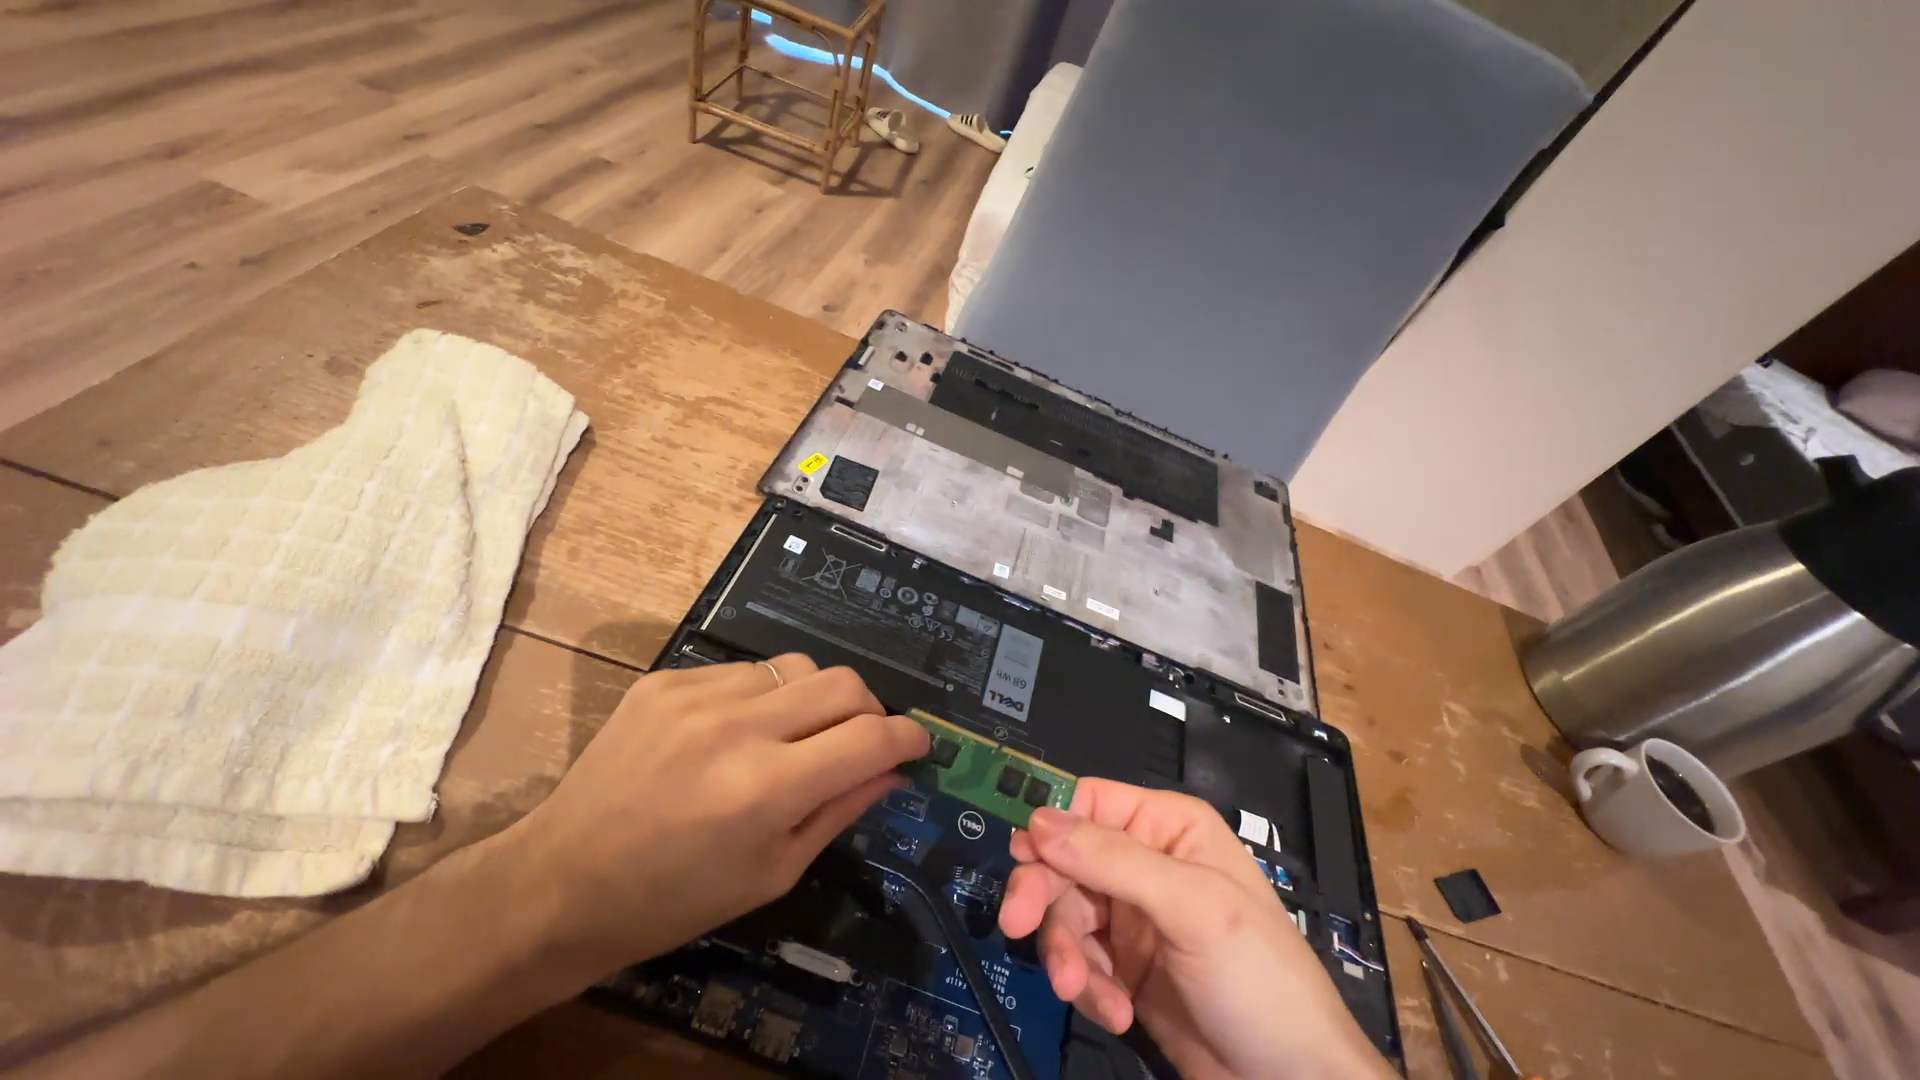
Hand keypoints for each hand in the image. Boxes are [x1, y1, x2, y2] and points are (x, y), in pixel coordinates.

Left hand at [501, 654, 928, 968]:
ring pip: (797, 668)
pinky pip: (746, 671)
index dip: (908, 739)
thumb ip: (841, 809)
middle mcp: (736, 727)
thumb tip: (895, 769)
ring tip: (794, 738)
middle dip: (871, 711)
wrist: (562, 882)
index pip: (870, 738)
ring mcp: (696, 695)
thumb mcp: (773, 872)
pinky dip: (763, 698)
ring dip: (814, 701)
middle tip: (860, 743)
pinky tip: (738, 734)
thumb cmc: (676, 899)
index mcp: (766, 788)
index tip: (917, 746)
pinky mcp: (665, 680)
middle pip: (844, 683)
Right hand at [999, 780, 1394, 1079]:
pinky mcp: (1122, 968)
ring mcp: (1131, 918)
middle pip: (1064, 861)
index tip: (1023, 856)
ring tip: (1080, 991)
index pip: (1089, 803)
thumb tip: (1039, 821)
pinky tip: (1116, 1012)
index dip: (1052, 825)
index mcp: (1167, 829)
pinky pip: (1078, 961)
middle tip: (1015, 924)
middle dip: (1044, 897)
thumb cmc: (1259, 979)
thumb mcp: (1193, 909)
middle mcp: (1144, 864)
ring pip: (1064, 915)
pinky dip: (1087, 987)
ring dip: (1065, 954)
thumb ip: (1115, 861)